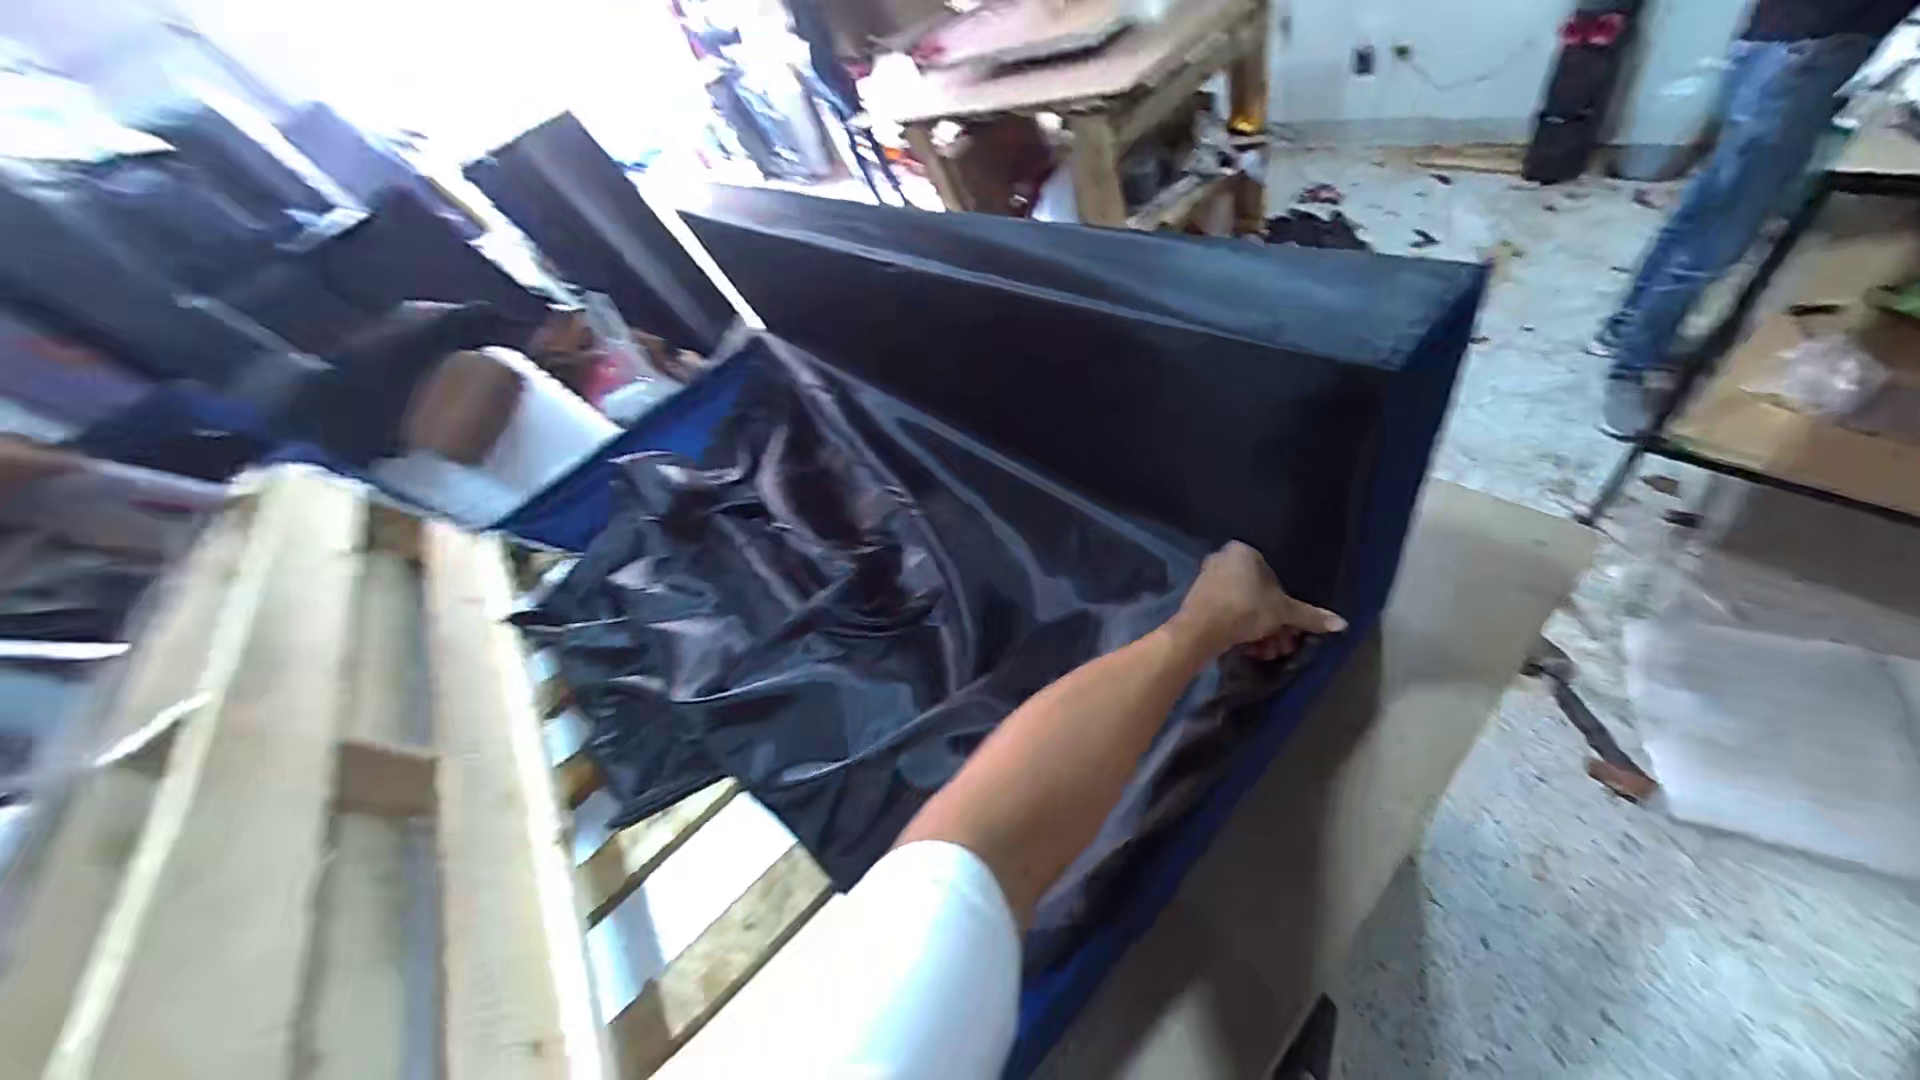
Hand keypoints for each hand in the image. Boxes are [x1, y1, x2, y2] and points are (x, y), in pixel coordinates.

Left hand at [1167, 541, 1345, 660]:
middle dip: (1275, 625)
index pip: (1275, 578)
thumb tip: (1342, 624)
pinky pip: (1228, 614)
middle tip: (1284, 645)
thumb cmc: (1245, 608)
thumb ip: (1310, 616)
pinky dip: (1241, 631)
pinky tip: (1251, 651)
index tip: (1293, 629)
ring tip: (1268, 653)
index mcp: (1243, 552)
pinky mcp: (1198, 601)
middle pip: (1259, 597)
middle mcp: (1223, 561)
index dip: (1287, 607)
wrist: (1200, 629)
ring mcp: (1208, 580)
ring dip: (1261, 633)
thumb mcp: (1283, 612)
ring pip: (1244, 608)